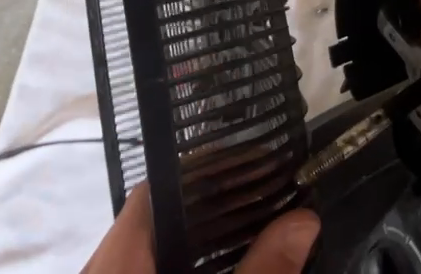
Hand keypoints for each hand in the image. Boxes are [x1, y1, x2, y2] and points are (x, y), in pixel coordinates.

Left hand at [81, 185, 319, 272]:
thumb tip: (304, 219)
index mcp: (116, 265)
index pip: (156, 192)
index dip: (204, 169)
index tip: (256, 157)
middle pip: (162, 225)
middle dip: (219, 211)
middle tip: (274, 196)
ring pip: (164, 261)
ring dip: (211, 250)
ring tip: (265, 234)